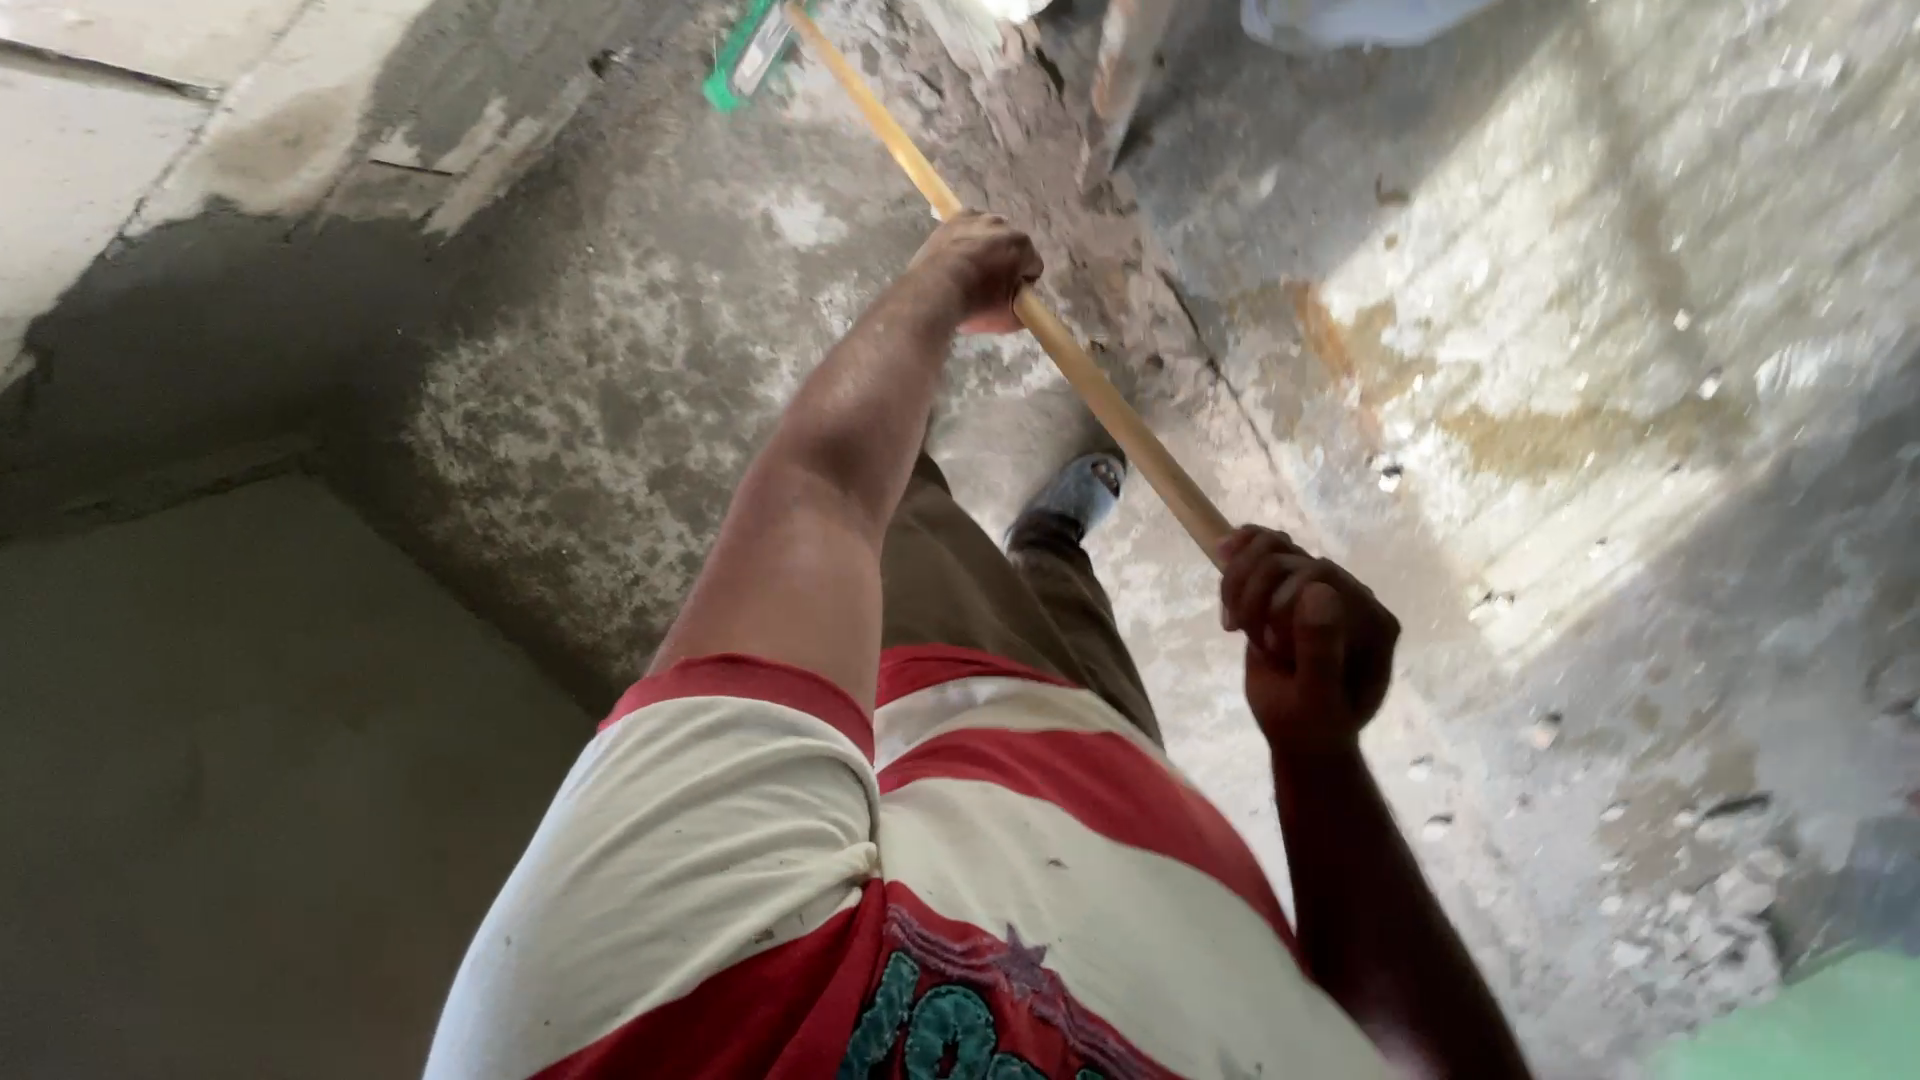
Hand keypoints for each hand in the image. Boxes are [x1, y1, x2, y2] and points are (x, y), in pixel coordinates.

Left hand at [907, 210, 1042, 333]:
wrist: (934, 292)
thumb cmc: (976, 304)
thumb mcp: (1009, 319)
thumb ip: (1025, 309)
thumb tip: (1023, 304)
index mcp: (1022, 246)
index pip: (1033, 266)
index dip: (1023, 284)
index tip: (1010, 297)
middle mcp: (1002, 225)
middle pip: (1010, 247)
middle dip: (1004, 263)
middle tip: (989, 285)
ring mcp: (975, 219)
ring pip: (988, 234)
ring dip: (985, 248)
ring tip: (970, 271)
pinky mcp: (951, 221)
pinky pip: (966, 228)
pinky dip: (965, 239)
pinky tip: (957, 256)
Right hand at [1218, 525, 1399, 754]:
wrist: (1297, 733)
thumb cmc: (1312, 724)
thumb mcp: (1316, 699)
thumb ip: (1321, 650)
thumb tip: (1318, 589)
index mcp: (1371, 621)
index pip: (1318, 579)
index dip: (1280, 606)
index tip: (1272, 649)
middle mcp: (1350, 597)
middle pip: (1290, 560)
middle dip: (1254, 597)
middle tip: (1247, 637)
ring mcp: (1317, 589)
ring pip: (1273, 549)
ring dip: (1238, 580)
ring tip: (1235, 622)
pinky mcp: (1288, 587)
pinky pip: (1263, 548)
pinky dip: (1239, 553)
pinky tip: (1222, 554)